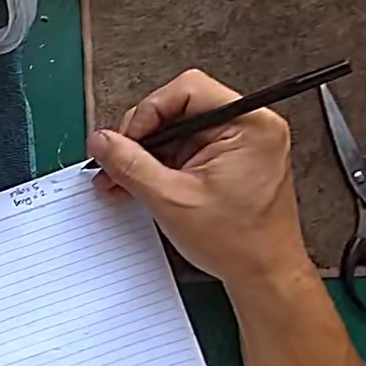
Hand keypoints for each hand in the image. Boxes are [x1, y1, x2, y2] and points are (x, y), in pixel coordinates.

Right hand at [89, 69, 311, 285]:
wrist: (262, 275)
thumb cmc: (240, 243)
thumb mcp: (172, 199)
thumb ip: (131, 165)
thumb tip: (102, 141)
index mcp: (249, 124)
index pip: (186, 90)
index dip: (147, 112)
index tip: (126, 140)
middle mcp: (249, 126)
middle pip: (178, 109)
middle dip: (141, 137)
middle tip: (117, 160)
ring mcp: (238, 143)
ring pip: (176, 131)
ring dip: (145, 155)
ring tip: (121, 179)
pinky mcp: (227, 159)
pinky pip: (184, 150)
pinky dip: (159, 166)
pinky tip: (138, 183)